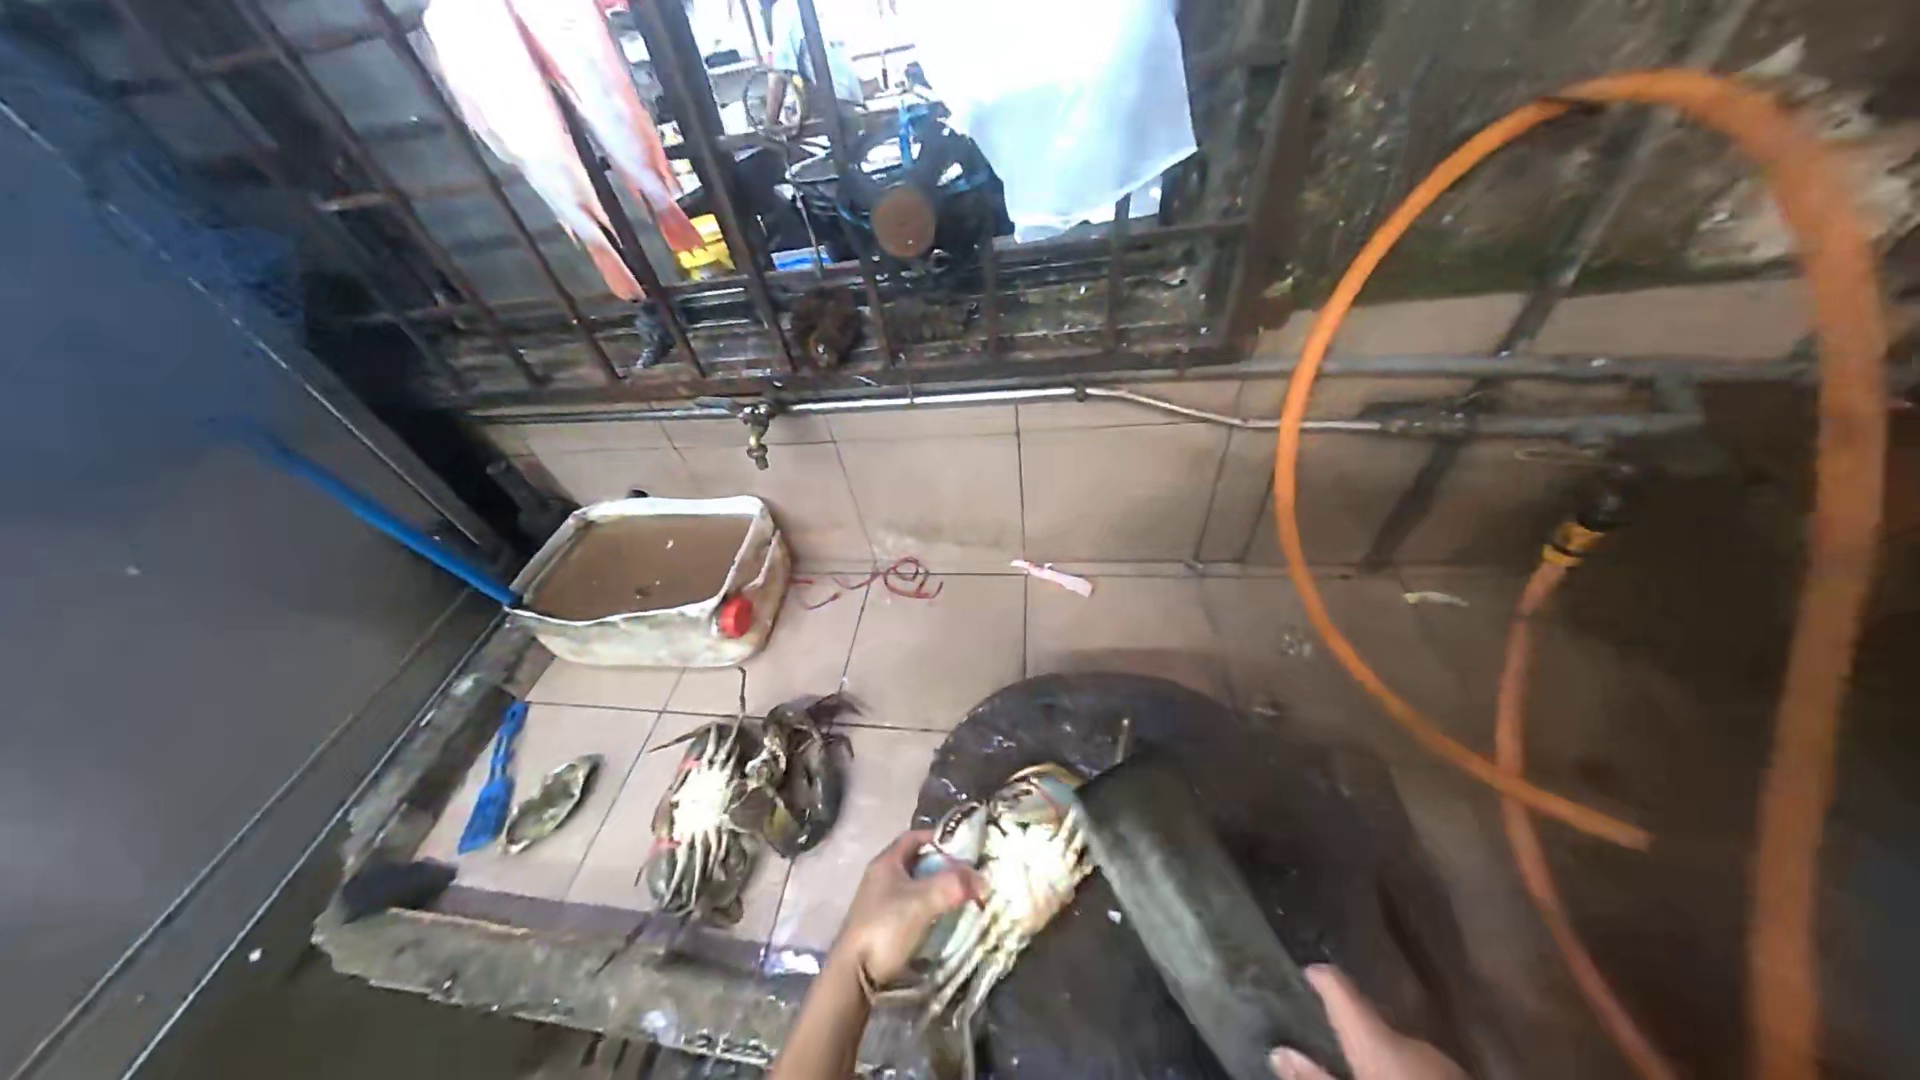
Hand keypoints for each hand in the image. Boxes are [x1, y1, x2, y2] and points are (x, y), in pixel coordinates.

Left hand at [831, 830, 979, 987]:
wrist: (853, 976)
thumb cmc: (886, 927)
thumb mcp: (923, 901)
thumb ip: (953, 885)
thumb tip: (982, 879)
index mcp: (886, 862)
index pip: (915, 837)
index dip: (940, 838)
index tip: (963, 848)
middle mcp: (881, 877)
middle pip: (918, 862)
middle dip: (943, 867)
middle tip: (967, 877)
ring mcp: (880, 902)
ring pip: (916, 886)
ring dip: (937, 890)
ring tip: (961, 899)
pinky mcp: (883, 925)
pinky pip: (912, 907)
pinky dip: (929, 909)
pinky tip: (943, 920)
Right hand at [1269, 965, 1470, 1079]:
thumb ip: (1314, 1078)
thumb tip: (1278, 1051)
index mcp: (1377, 1038)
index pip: (1339, 986)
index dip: (1319, 977)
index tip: (1303, 971)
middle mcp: (1409, 1040)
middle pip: (1371, 1021)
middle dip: (1351, 1030)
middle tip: (1328, 1041)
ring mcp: (1444, 1063)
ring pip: (1400, 1049)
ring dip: (1381, 1057)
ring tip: (1362, 1068)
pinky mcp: (1462, 1078)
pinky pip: (1421, 1068)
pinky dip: (1404, 1072)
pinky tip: (1394, 1079)